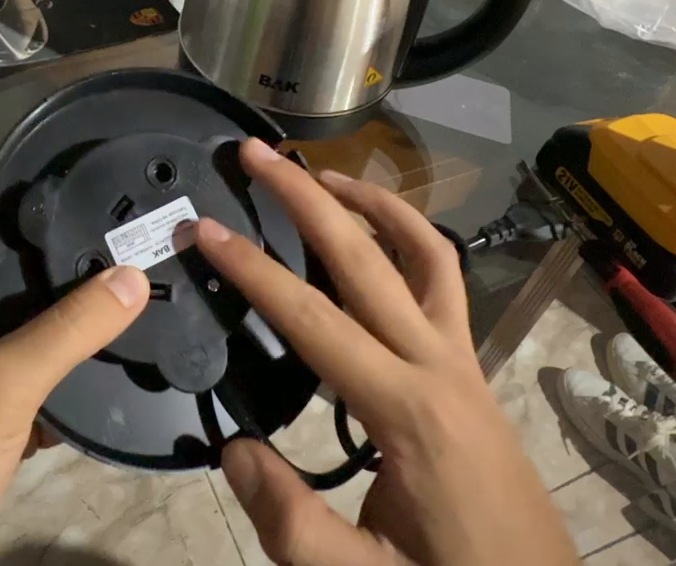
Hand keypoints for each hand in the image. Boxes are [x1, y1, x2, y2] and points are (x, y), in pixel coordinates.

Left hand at [0, 251, 147, 565]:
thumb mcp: (2, 380)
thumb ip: (69, 327)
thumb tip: (133, 275)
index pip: (20, 244)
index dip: (73, 234)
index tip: (134, 225)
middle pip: (40, 293)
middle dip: (91, 290)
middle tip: (159, 270)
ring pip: (48, 344)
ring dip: (90, 342)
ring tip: (159, 312)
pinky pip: (50, 391)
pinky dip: (81, 389)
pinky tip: (130, 374)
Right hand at [198, 138, 576, 564]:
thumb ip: (288, 520)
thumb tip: (232, 446)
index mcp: (405, 409)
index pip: (311, 318)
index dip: (251, 269)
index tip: (205, 230)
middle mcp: (438, 363)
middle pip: (365, 256)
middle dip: (304, 197)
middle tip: (258, 155)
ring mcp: (463, 358)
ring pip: (423, 252)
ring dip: (370, 202)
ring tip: (320, 176)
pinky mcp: (470, 366)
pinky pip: (444, 281)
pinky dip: (408, 239)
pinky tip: (375, 237)